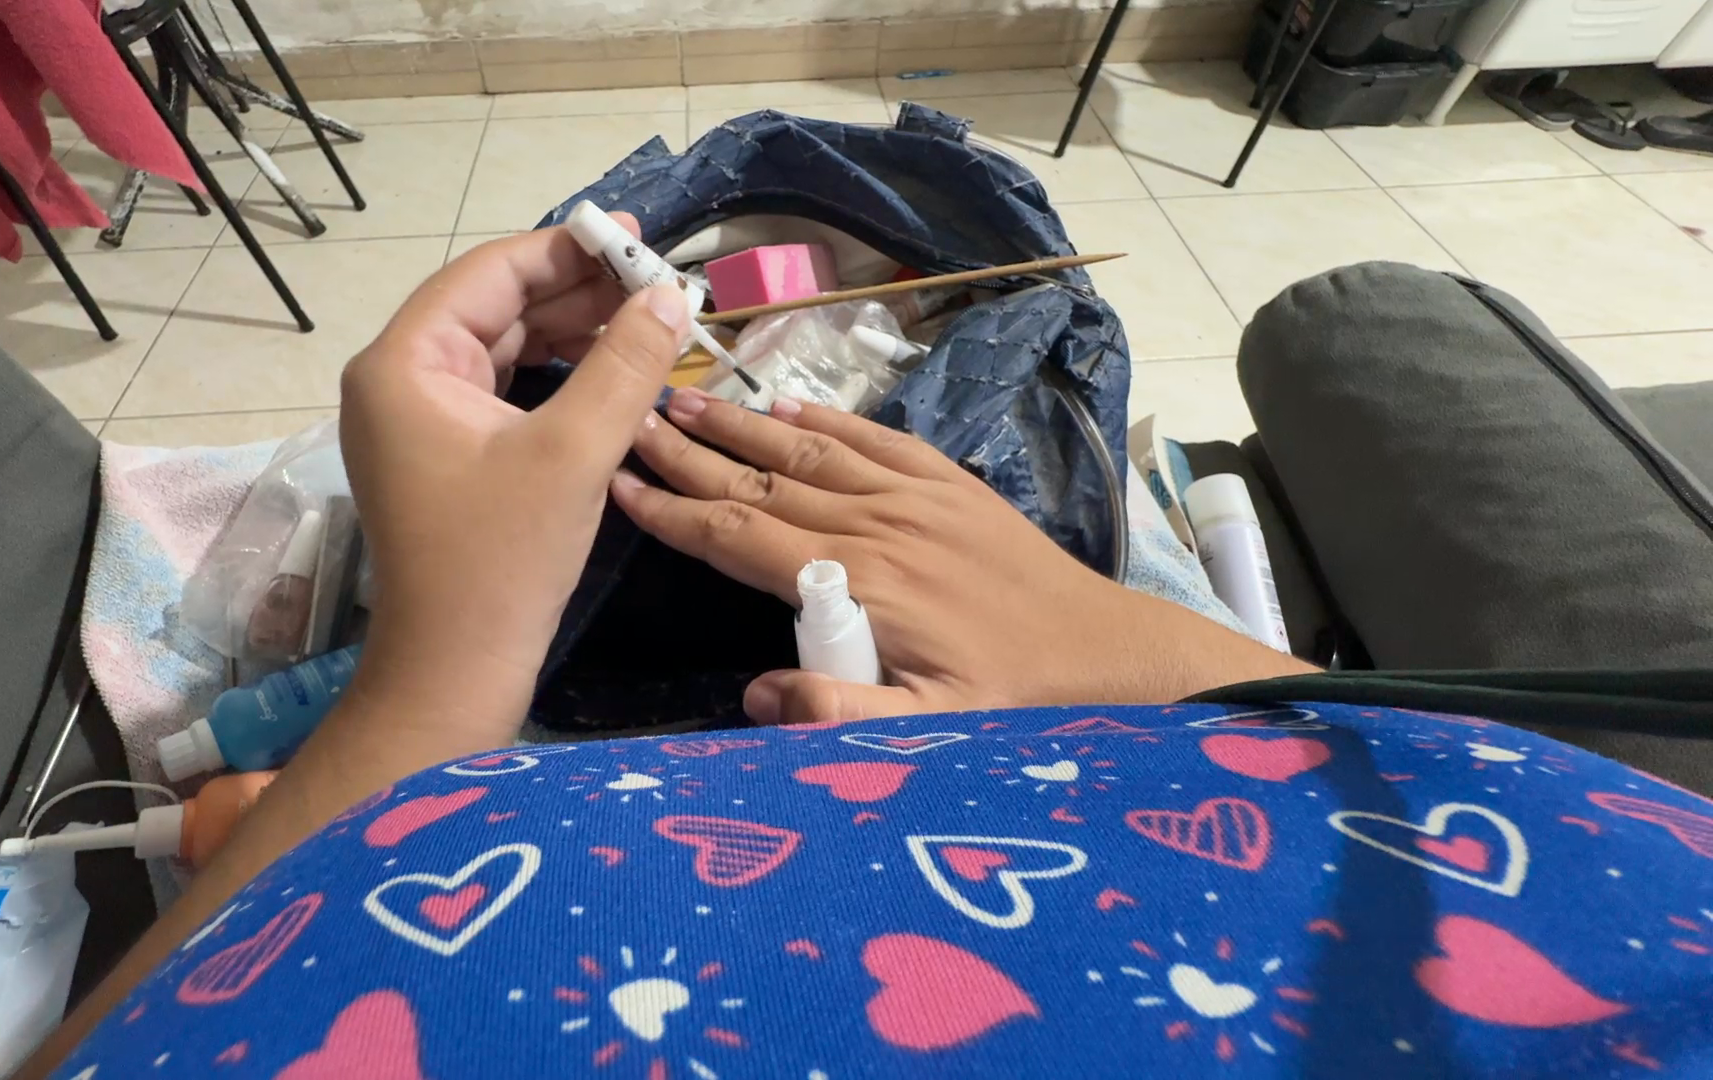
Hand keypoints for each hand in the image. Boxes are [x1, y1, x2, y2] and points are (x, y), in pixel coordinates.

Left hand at [339, 221, 688, 741]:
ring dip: (572, 333)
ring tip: (643, 317)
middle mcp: (403, 379)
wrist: (459, 667)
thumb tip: (671, 296)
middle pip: (497, 307)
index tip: (636, 237)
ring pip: (505, 350)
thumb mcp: (574, 451)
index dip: (567, 248)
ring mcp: (423, 420)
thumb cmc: (505, 559)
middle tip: (653, 280)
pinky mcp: (450, 455)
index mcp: (407, 362)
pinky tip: (607, 370)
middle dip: (576, 291)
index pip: (491, 272)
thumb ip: (626, 365)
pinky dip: (558, 378)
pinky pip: (507, 393)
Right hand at [611, 389, 1313, 724]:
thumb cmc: (1012, 695)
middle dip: (692, 451)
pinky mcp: (945, 481)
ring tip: (689, 397)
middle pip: (761, 478)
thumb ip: (837, 712)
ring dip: (742, 424)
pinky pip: (872, 438)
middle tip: (637, 418)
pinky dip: (824, 417)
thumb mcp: (929, 729)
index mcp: (856, 580)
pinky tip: (787, 403)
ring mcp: (911, 492)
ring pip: (806, 447)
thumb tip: (755, 694)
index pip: (739, 536)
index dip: (674, 511)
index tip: (621, 483)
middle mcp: (873, 521)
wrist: (1105, 651)